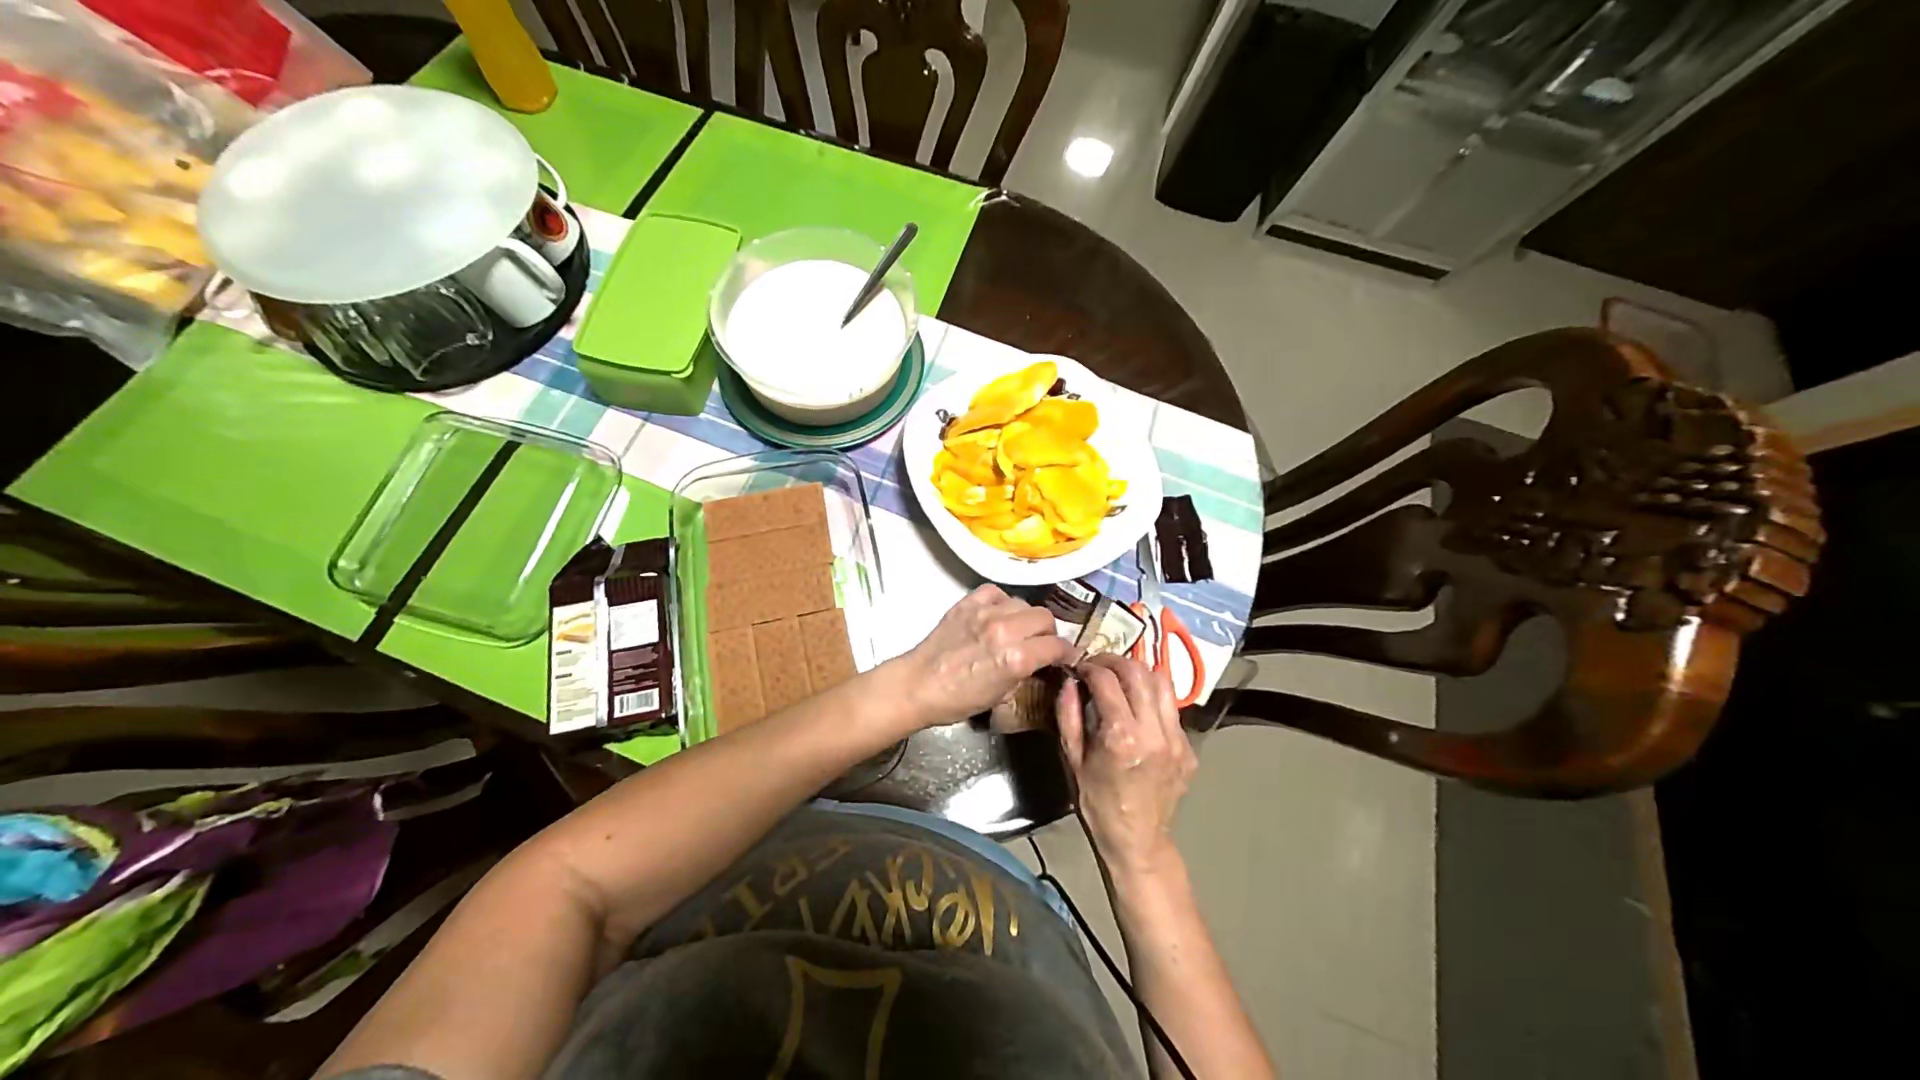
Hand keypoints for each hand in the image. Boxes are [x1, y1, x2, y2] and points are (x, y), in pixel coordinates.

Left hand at [897, 584, 1073, 727]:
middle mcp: (1005, 629)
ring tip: (1017, 630)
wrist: (918, 685)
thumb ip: (1026, 673)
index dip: (1065, 653)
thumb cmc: (958, 700)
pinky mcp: (967, 603)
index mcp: (1016, 658)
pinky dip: (1002, 602)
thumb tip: (1039, 662)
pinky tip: (997, 615)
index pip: (1057, 645)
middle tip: (1040, 644)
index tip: (1063, 657)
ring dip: (1026, 618)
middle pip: (1046, 618)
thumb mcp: (1002, 695)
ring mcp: (985, 612)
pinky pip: (996, 592)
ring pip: (1024, 603)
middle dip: (1048, 633)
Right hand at [1057, 653, 1196, 875]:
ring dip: (1139, 672)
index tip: (1080, 668)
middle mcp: (1154, 732)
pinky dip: (1153, 698)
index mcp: (1121, 736)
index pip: (1107, 680)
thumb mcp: (1073, 758)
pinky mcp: (1188, 747)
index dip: (1090, 667)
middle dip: (1115, 661)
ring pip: (1163, 682)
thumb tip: (1069, 680)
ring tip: (1121, 677)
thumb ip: (1069, 714)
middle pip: (1139, 673)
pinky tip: (1138, 706)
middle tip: (1099, 664)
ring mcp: (1176, 739)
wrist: (1137, 840)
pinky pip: (1171, 708)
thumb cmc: (1097, 802)